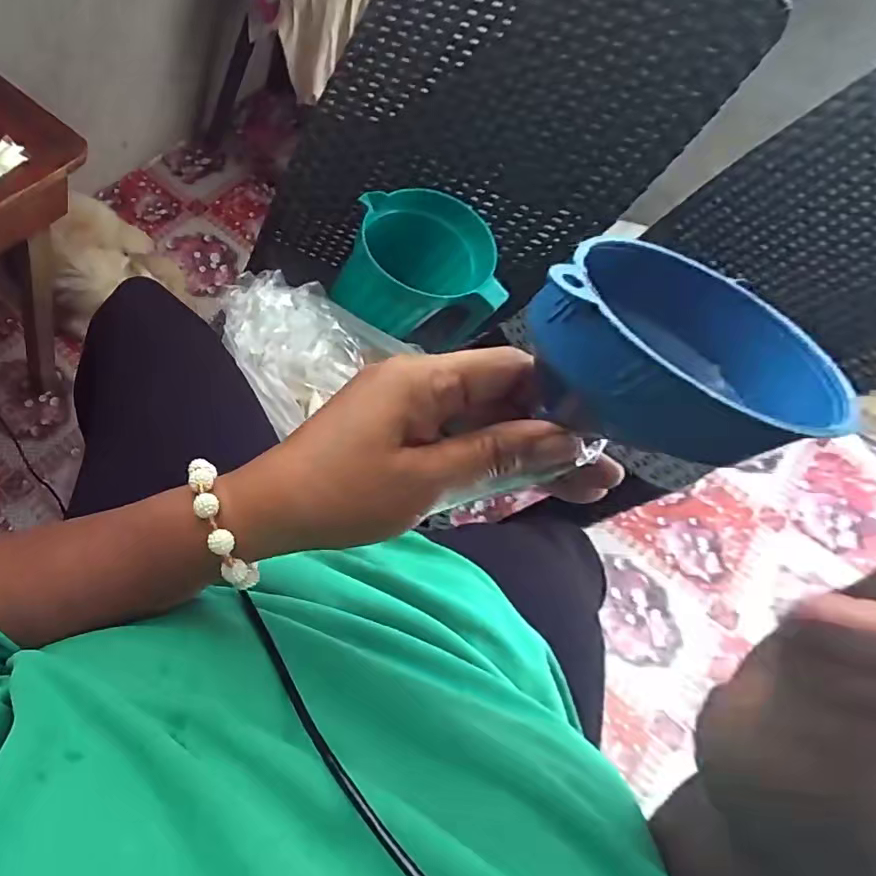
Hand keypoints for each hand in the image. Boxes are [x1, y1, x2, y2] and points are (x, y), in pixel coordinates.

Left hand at [223, 348, 623, 557]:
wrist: (269, 509)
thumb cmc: (343, 494)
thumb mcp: (427, 479)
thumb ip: (497, 454)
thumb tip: (568, 436)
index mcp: (421, 377)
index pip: (511, 366)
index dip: (562, 393)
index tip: (606, 428)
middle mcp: (413, 382)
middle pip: (497, 396)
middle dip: (549, 431)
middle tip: (602, 474)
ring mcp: (398, 408)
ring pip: (475, 421)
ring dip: (520, 450)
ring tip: (583, 487)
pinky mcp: (388, 432)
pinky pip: (446, 437)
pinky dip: (480, 458)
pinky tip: (522, 482)